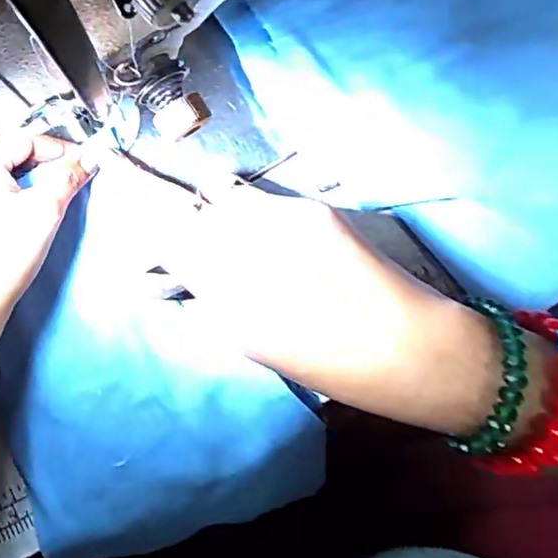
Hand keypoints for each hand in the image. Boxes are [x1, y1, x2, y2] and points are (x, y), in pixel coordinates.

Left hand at [0, 133, 94, 379]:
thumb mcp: (46, 211)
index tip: (83, 163)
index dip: (59, 150)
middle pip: (4, 155)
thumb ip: (69, 176)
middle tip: (64, 183)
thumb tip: (89, 157)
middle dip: (37, 166)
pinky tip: (7, 224)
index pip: (26, 139)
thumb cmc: (2, 257)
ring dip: (16, 183)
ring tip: (38, 204)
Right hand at [98, 153, 512, 433]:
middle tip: (191, 240)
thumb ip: (210, 301)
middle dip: (183, 220)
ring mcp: (281, 221)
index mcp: (226, 290)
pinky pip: (264, 201)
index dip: (152, 235)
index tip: (147, 241)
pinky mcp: (312, 209)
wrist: (409, 346)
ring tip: (232, 232)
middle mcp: (246, 245)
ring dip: (219, 209)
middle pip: (191, 208)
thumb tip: (176, 279)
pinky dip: (256, 213)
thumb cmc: (329, 362)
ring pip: (225, 194)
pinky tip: (273, 235)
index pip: (167, 239)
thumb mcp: (254, 341)